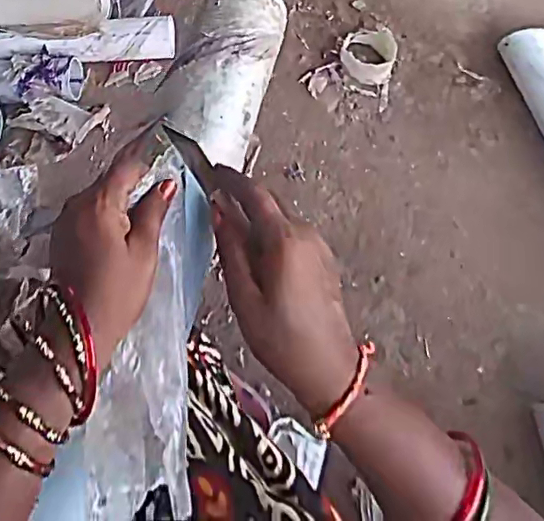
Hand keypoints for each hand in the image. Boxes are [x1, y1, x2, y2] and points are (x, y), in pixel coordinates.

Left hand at [48, 128, 177, 368]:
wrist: (77, 331)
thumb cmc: (118, 293)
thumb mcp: (144, 252)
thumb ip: (153, 211)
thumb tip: (165, 182)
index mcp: (99, 202)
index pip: (125, 164)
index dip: (144, 150)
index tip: (160, 136)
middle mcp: (77, 202)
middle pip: (110, 179)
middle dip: (134, 176)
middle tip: (160, 174)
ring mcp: (66, 217)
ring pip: (99, 194)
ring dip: (119, 194)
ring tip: (145, 200)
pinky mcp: (61, 233)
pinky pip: (88, 210)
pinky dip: (106, 209)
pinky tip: (121, 222)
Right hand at [209, 167, 360, 413]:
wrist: (331, 371)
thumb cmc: (282, 339)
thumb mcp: (244, 296)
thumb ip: (230, 247)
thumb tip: (218, 210)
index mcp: (283, 239)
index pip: (254, 192)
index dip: (231, 179)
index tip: (212, 172)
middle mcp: (304, 233)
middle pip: (269, 200)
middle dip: (242, 194)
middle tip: (216, 198)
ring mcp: (317, 245)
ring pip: (280, 216)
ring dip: (256, 215)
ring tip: (232, 231)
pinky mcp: (323, 258)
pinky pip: (291, 232)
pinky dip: (271, 231)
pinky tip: (257, 252)